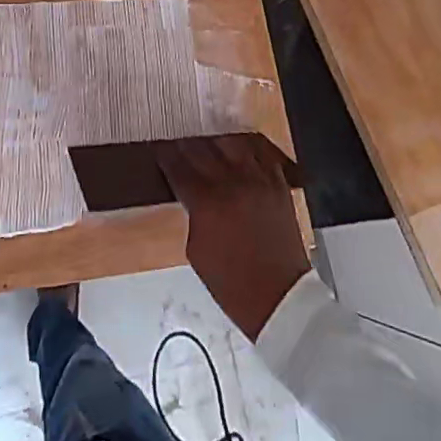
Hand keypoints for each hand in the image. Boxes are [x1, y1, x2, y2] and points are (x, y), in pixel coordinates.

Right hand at [159, 136, 310, 339]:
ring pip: (232, 144)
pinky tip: (239, 154)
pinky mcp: (278, 186)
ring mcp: (258, 182)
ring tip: (208, 145)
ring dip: (215, 143)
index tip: (161, 150)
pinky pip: (261, 157)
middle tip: (179, 144)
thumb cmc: (231, 282)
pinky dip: (247, 152)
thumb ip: (192, 213)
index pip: (178, 168)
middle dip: (187, 146)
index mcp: (206, 203)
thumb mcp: (195, 249)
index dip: (166, 157)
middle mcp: (231, 184)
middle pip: (202, 150)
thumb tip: (190, 194)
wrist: (279, 297)